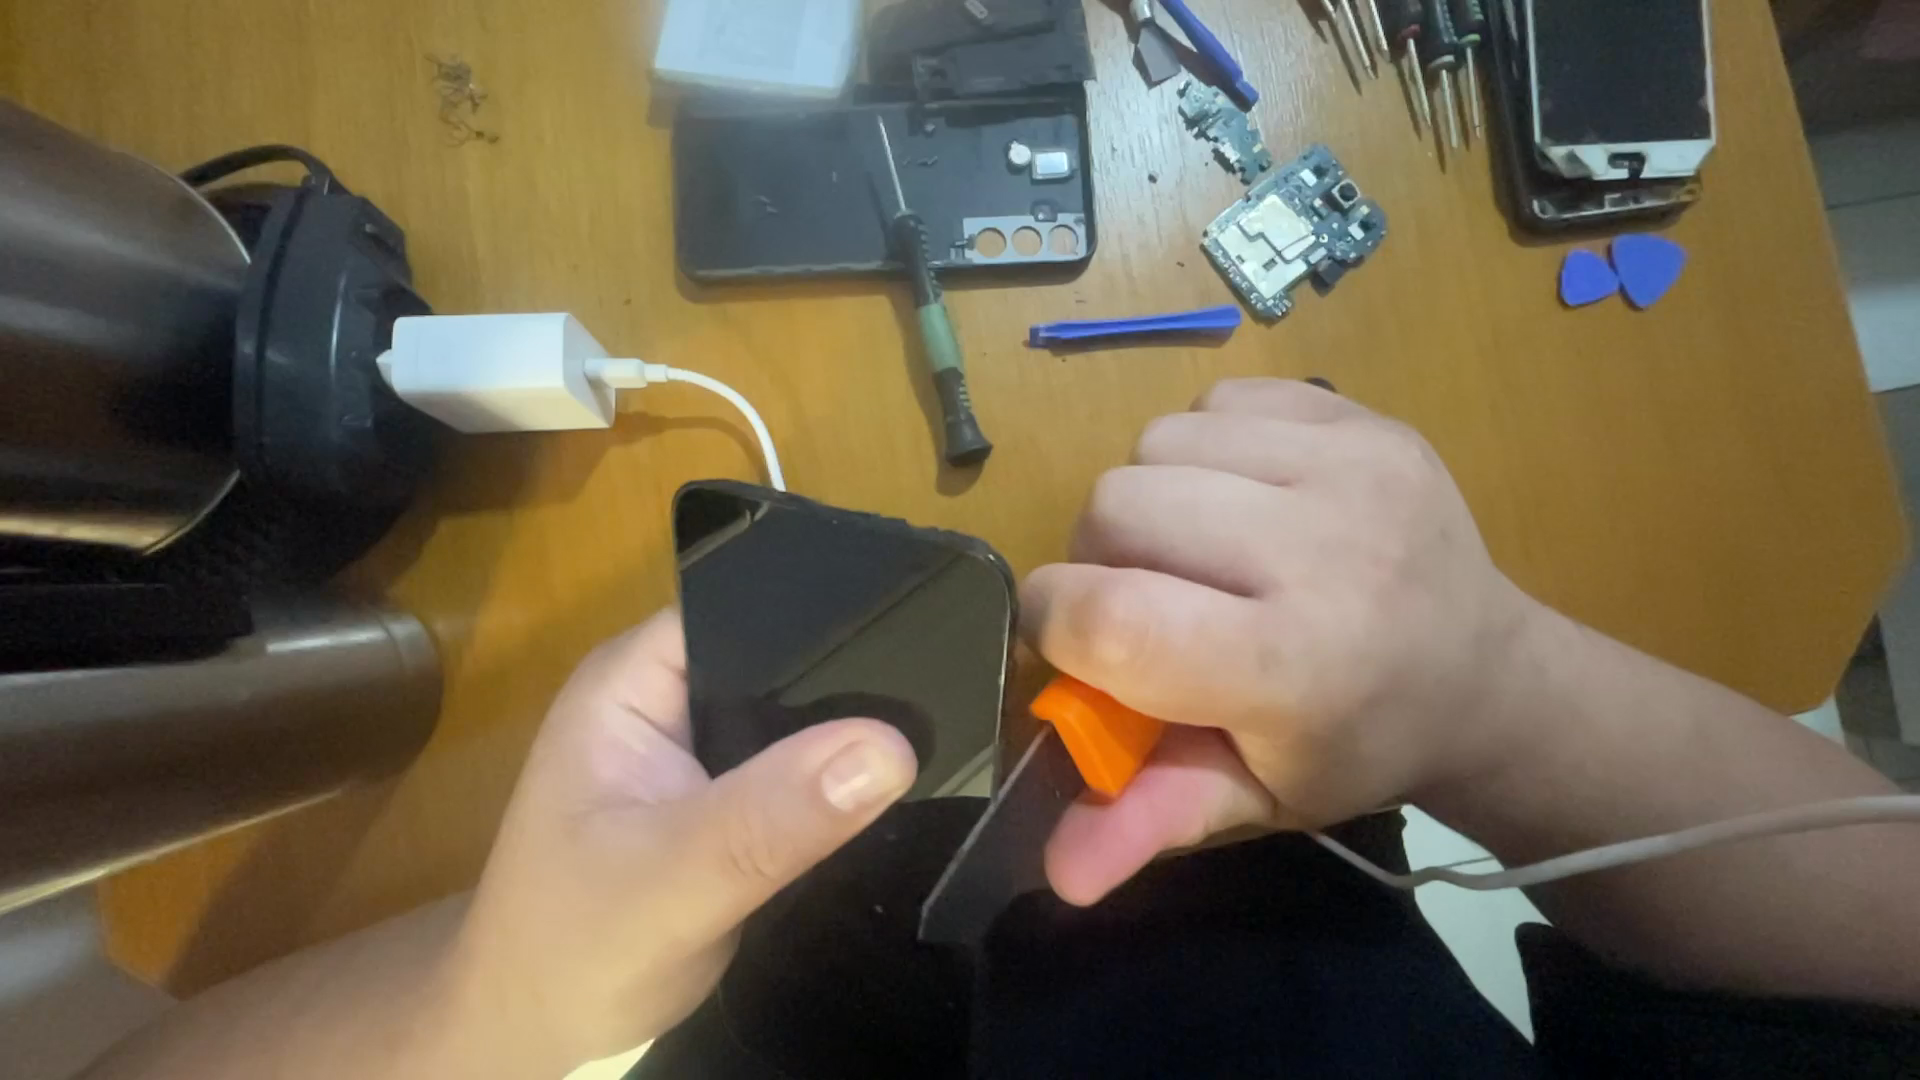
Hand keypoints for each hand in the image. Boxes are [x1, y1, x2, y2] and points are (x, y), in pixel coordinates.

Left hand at [445, 611, 918, 1071]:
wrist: (537, 1025)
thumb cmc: (568, 950)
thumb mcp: (669, 885)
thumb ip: (769, 821)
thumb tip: (888, 750)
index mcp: (634, 676)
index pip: (746, 609)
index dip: (828, 617)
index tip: (914, 639)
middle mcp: (669, 690)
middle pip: (783, 655)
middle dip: (851, 679)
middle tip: (934, 695)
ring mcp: (698, 740)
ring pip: (797, 710)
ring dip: (848, 730)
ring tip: (924, 734)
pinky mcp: (726, 786)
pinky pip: (800, 761)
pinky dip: (837, 775)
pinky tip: (887, 783)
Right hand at [1022, 379, 1539, 904]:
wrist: (1487, 671)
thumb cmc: (1351, 746)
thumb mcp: (1251, 799)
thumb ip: (1150, 823)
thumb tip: (1056, 875)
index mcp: (1290, 664)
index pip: (1112, 616)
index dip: (1054, 619)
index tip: (1065, 637)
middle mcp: (1323, 548)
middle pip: (1115, 505)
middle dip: (1098, 556)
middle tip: (1142, 595)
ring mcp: (1349, 465)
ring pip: (1152, 444)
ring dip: (1145, 498)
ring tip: (1192, 546)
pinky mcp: (1360, 415)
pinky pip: (1212, 402)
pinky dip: (1198, 449)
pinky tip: (1240, 496)